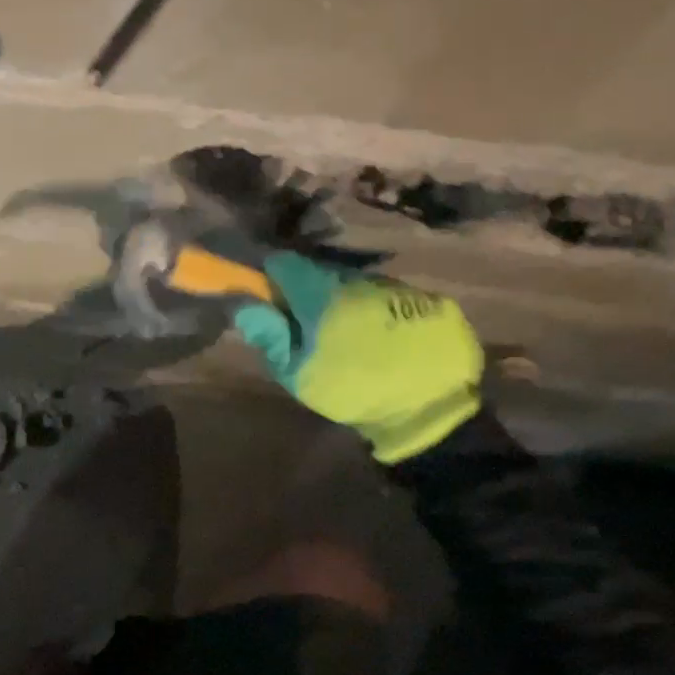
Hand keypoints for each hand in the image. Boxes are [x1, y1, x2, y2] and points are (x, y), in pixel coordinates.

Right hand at [233, 253, 483, 463]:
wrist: (431, 411)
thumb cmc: (350, 391)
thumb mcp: (293, 372)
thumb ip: (266, 332)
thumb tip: (240, 300)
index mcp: (324, 296)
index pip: (286, 263)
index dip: (271, 277)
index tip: (269, 298)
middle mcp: (363, 282)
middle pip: (323, 272)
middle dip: (308, 291)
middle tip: (306, 322)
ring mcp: (402, 289)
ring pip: (359, 283)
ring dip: (345, 299)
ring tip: (347, 331)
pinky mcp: (434, 302)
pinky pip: (391, 296)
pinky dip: (378, 309)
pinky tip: (382, 337)